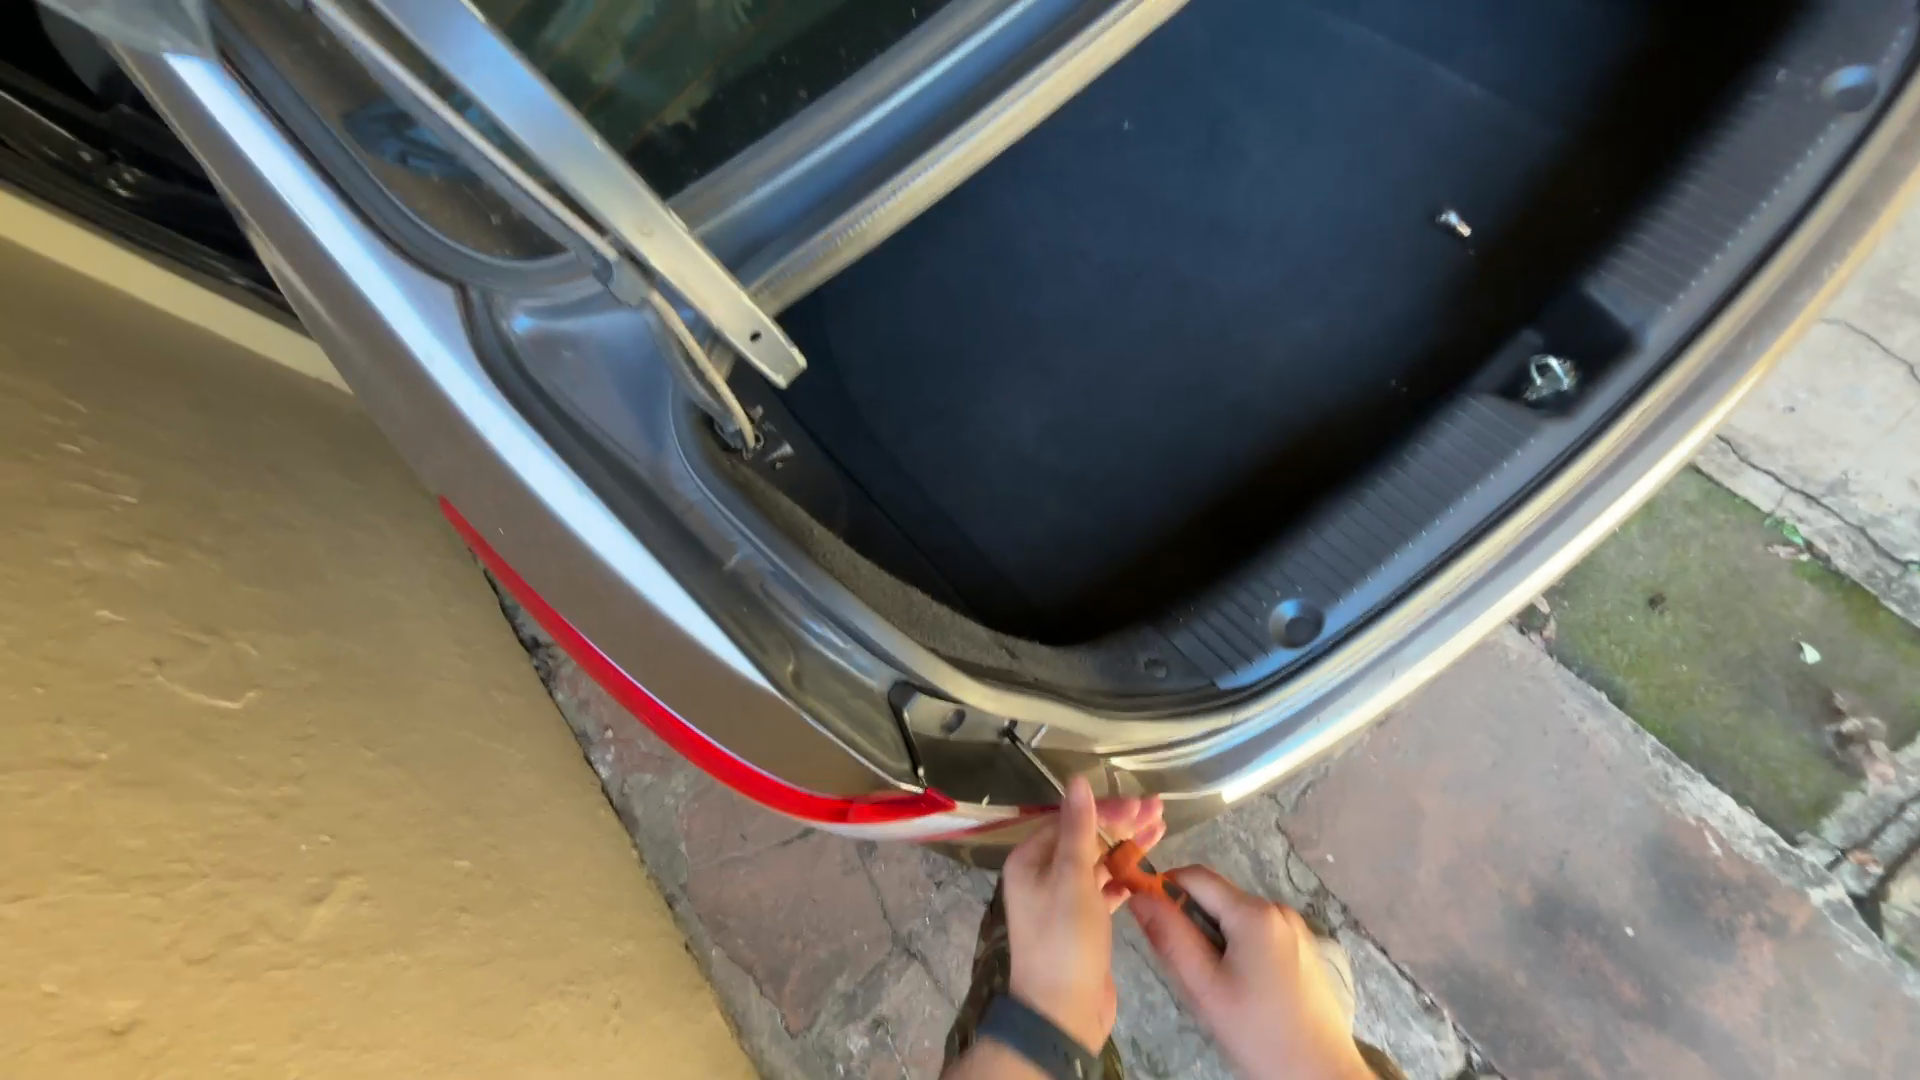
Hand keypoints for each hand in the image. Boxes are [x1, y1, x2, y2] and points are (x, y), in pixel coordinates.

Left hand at [999, 777, 1163, 1052]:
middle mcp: (1042, 873)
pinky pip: (1105, 887)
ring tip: (1162, 828)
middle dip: (1121, 823)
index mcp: (1030, 859)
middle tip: (1159, 810)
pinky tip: (1148, 867)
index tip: (1140, 804)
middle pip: (1085, 836)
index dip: (1105, 809)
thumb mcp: (1072, 878)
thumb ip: (1079, 828)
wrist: (1063, 1013)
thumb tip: (1076, 780)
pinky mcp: (1082, 920)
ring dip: (1127, 845)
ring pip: (1098, 860)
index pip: (1070, 819)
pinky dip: (1125, 875)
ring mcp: (1062, 897)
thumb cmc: (1065, 940)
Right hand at [1129, 867, 1370, 1079]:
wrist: (1324, 1079)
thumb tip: (1138, 896)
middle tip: (1186, 968)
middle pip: (1217, 898)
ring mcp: (1295, 929)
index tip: (1148, 917)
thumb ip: (1169, 936)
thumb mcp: (1205, 988)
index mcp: (1253, 912)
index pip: (1194, 876)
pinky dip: (1240, 948)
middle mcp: (1277, 909)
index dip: (1164, 888)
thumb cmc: (1260, 1033)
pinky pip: (1258, 934)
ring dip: (1215, 938)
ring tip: (1217, 986)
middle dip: (1192, 922)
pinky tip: (1244, 990)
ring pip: (1236, 918)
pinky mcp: (1304, 949)